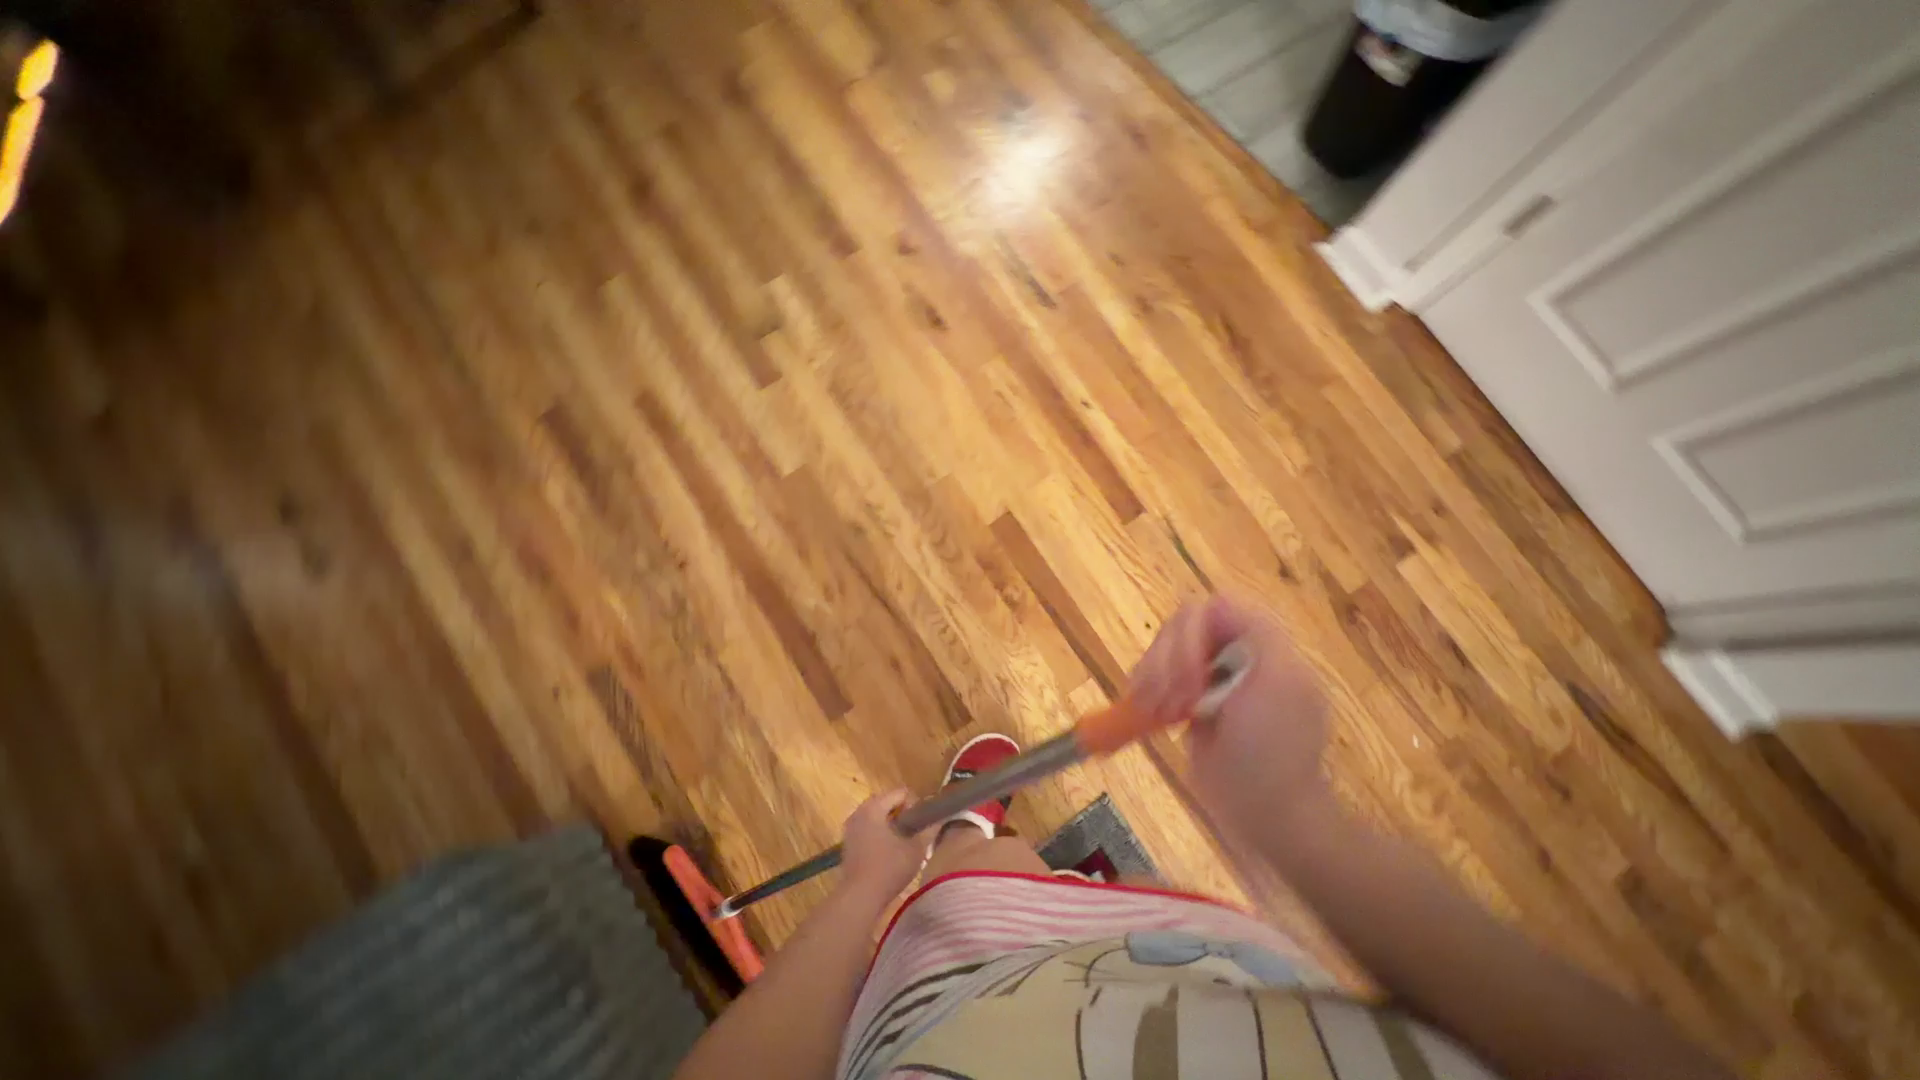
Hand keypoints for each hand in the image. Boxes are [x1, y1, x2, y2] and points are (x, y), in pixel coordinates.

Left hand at [839, 790, 932, 903]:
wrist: (860, 896)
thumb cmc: (889, 868)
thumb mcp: (916, 848)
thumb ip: (929, 829)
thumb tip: (939, 817)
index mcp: (874, 808)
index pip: (901, 793)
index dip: (916, 805)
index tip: (924, 823)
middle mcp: (859, 812)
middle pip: (887, 803)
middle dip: (903, 814)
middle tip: (916, 832)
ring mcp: (851, 828)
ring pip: (877, 817)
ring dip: (892, 825)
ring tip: (905, 843)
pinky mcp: (848, 843)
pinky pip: (868, 829)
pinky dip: (880, 834)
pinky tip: (890, 852)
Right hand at [1127, 595, 1332, 841]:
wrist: (1266, 813)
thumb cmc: (1274, 752)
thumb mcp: (1280, 682)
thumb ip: (1256, 632)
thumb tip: (1216, 604)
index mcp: (1264, 648)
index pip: (1217, 609)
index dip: (1192, 633)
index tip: (1186, 678)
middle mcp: (1236, 658)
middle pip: (1184, 627)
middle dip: (1167, 660)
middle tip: (1164, 701)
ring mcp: (1210, 682)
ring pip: (1165, 650)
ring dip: (1152, 675)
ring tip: (1151, 708)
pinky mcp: (1189, 705)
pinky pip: (1157, 678)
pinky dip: (1146, 689)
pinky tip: (1146, 711)